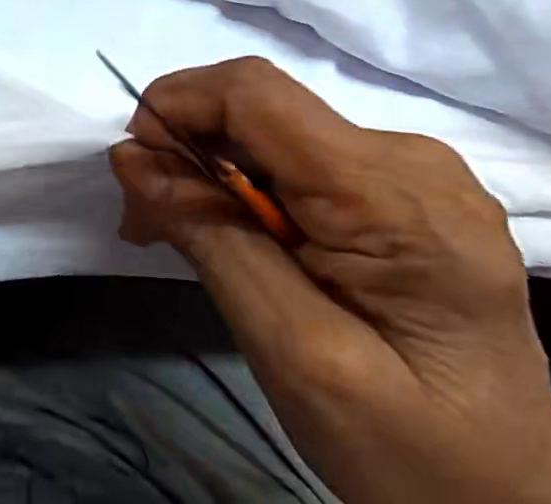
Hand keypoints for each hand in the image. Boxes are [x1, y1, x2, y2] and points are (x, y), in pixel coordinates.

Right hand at [110, 58, 550, 503]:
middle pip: (266, 109)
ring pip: (279, 131)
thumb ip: (213, 241)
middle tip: (143, 218)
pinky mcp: (409, 190)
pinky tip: (238, 236)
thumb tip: (132, 158)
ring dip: (216, 169)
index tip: (133, 164)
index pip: (259, 94)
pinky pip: (306, 158)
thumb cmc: (408, 455)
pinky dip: (253, 184)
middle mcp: (412, 158)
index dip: (180, 105)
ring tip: (179, 233)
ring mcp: (417, 170)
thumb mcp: (294, 354)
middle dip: (188, 145)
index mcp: (396, 197)